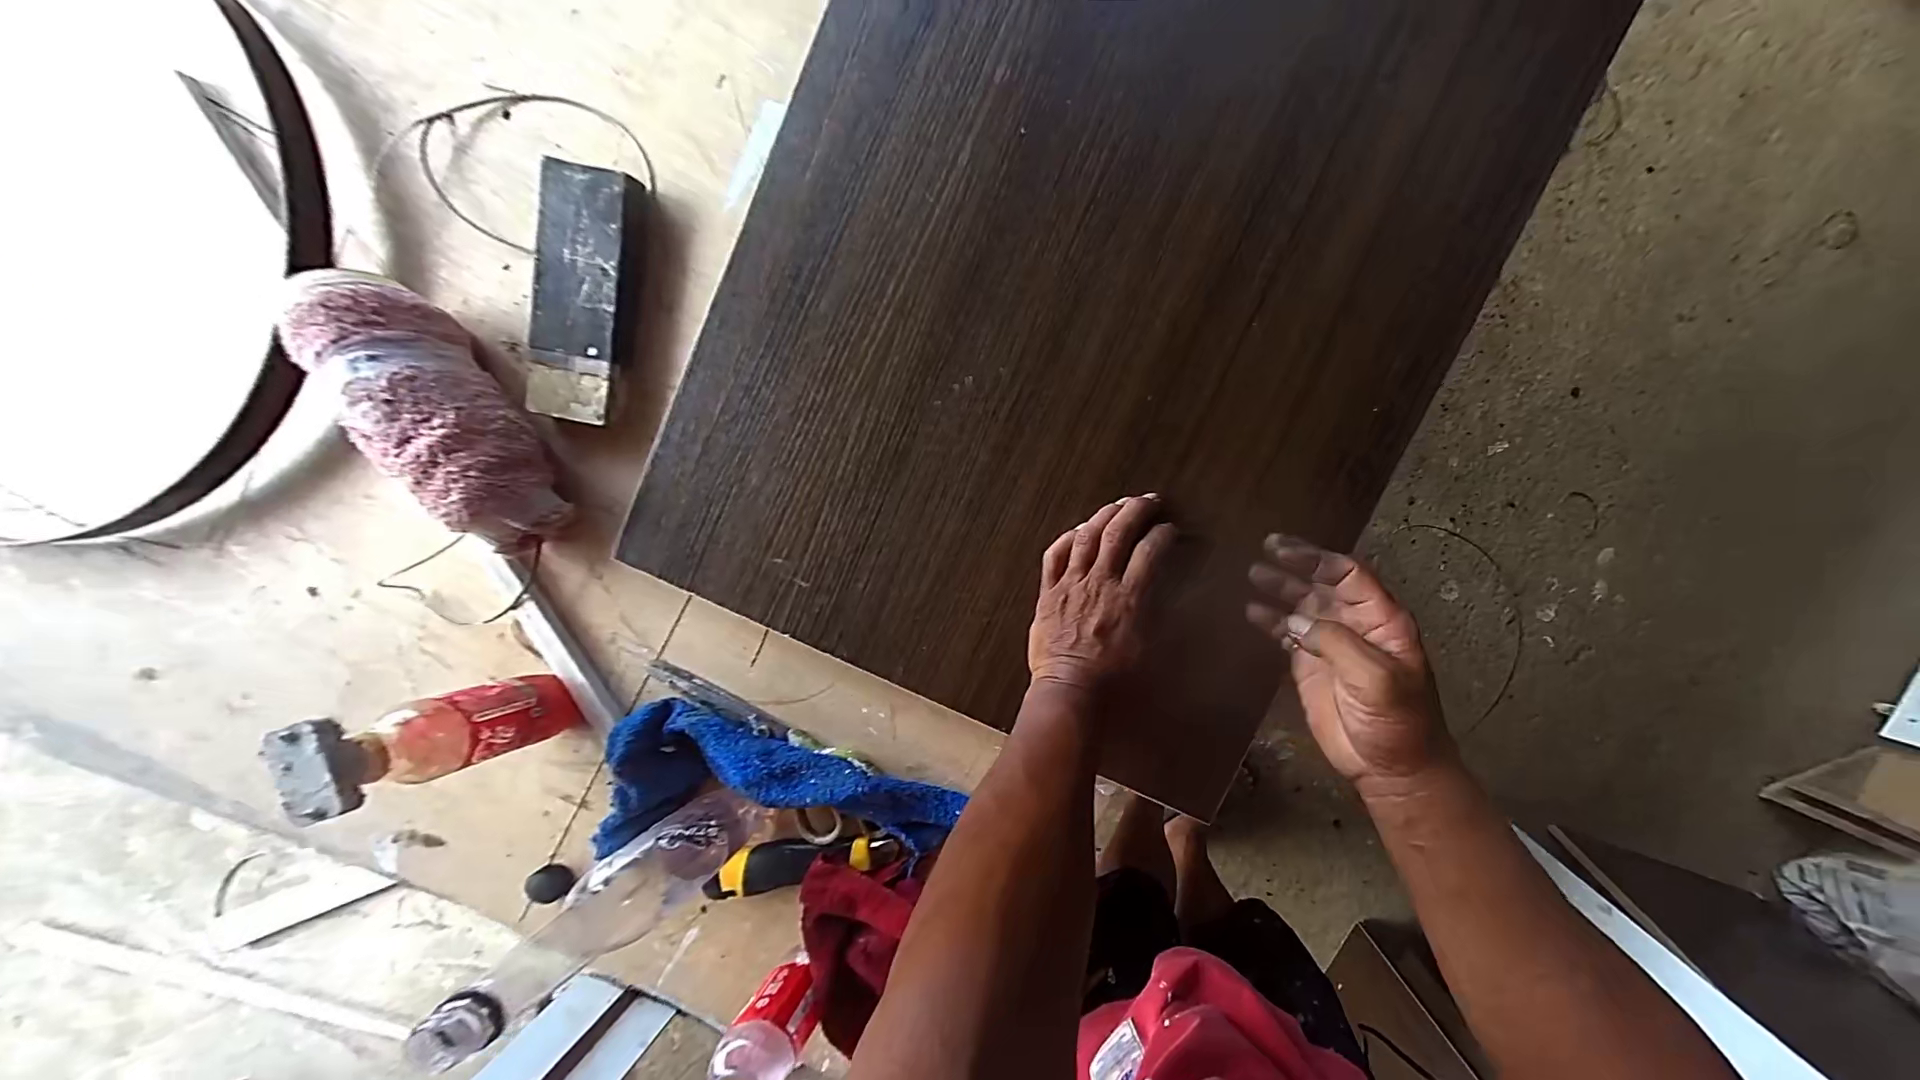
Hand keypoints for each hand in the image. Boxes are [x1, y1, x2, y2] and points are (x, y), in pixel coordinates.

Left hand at [1028, 494, 1176, 696]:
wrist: (1070, 692)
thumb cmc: (1114, 682)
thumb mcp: (1154, 651)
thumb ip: (1168, 619)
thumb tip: (1182, 598)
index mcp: (1130, 598)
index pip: (1151, 550)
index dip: (1164, 533)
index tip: (1172, 529)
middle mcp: (1100, 584)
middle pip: (1118, 532)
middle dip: (1137, 510)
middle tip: (1149, 501)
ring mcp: (1070, 586)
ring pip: (1086, 536)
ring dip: (1104, 515)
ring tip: (1117, 505)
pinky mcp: (1048, 595)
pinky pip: (1054, 556)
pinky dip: (1067, 539)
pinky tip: (1077, 531)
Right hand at [1245, 534, 1451, 787]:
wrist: (1390, 767)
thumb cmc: (1397, 721)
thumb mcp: (1376, 678)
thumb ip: (1337, 642)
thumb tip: (1296, 621)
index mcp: (1382, 621)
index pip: (1349, 575)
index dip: (1317, 558)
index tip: (1284, 549)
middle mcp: (1354, 624)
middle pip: (1322, 584)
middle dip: (1294, 565)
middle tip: (1264, 549)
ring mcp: (1330, 644)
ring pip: (1301, 605)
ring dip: (1278, 588)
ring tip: (1252, 574)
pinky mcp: (1309, 665)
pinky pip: (1286, 633)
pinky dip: (1268, 621)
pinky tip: (1251, 612)